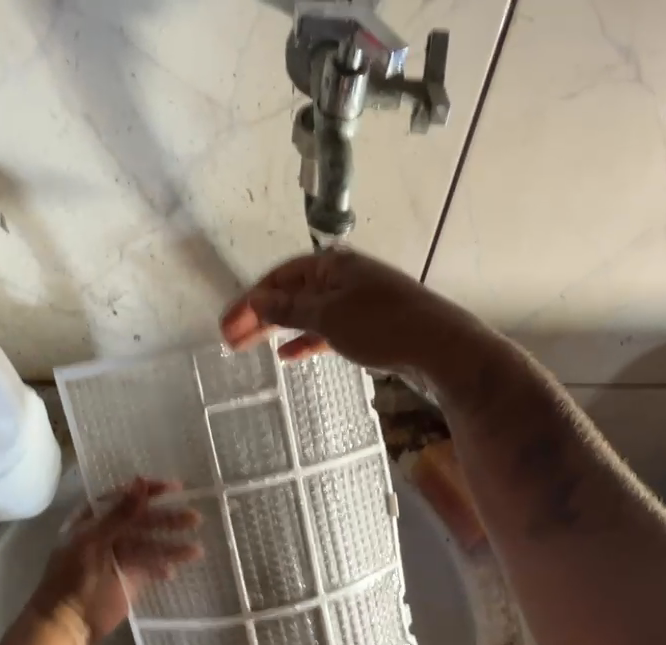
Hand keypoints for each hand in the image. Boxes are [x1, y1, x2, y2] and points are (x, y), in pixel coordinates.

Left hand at [29, 479, 202, 642]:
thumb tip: (141, 482)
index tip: (175, 488)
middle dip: (168, 519)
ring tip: (195, 551)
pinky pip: (151, 567)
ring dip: (172, 546)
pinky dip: (162, 568)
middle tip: (194, 519)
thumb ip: (120, 513)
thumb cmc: (73, 576)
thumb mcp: (94, 540)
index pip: (125, 496)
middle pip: (143, 520)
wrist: (67, 621)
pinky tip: (171, 572)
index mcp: (93, 518)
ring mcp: (120, 555)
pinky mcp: (130, 577)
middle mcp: (109, 532)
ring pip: (151, 544)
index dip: (149, 490)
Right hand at [218, 249, 497, 373]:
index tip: (225, 327)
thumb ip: (290, 309)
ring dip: (278, 329)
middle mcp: (343, 278)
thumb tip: (257, 299)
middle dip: (259, 316)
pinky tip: (289, 356)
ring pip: (307, 314)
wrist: (440, 349)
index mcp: (332, 266)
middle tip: (230, 341)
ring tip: (252, 347)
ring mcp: (358, 303)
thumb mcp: (329, 316)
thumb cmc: (384, 327)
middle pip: (290, 294)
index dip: (248, 302)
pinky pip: (327, 331)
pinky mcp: (370, 328)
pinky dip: (306, 341)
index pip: (278, 278)